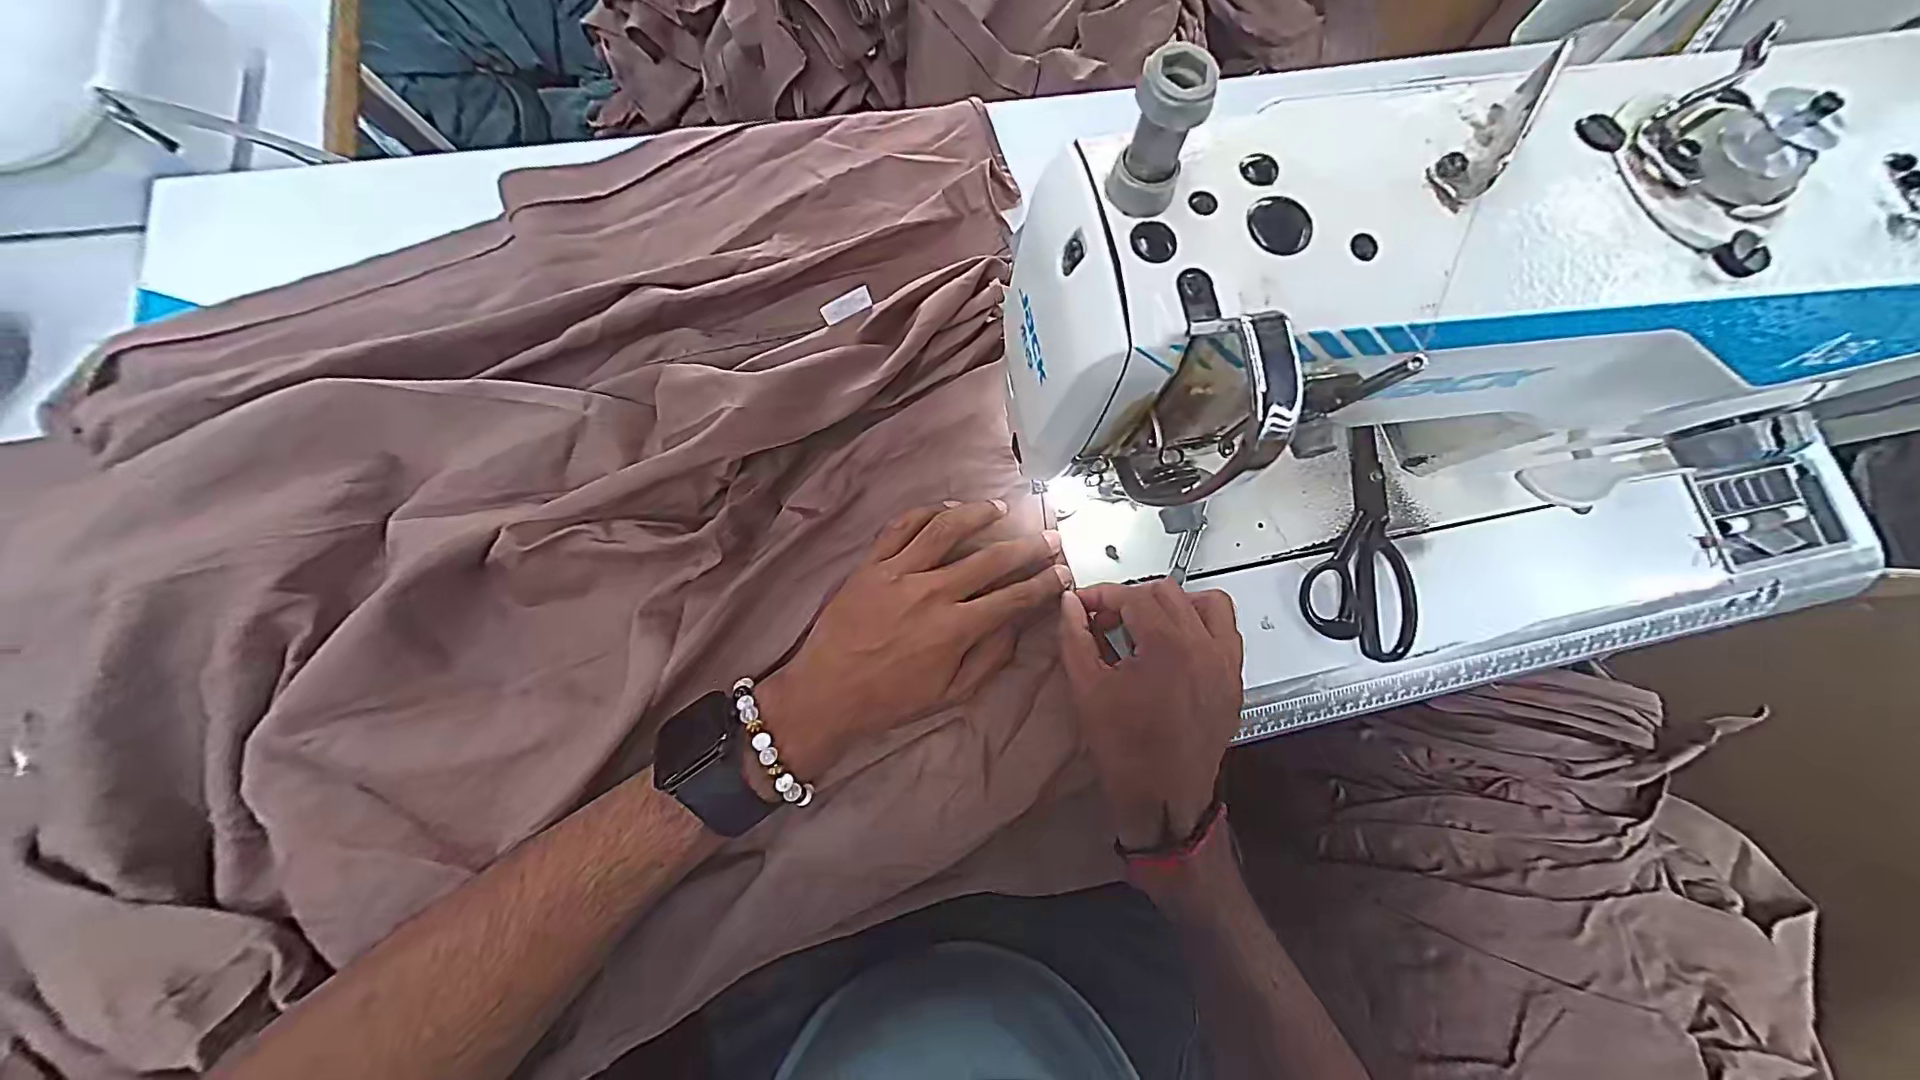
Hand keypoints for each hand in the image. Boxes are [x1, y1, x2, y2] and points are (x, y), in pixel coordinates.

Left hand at [754, 500, 1070, 781]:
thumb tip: (1015, 626)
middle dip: (1028, 547)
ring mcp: (899, 573)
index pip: (1012, 597)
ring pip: (947, 529)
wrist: (826, 693)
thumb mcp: (950, 694)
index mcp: (955, 628)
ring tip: (999, 508)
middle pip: (991, 558)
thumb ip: (989, 659)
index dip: (1043, 583)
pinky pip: (901, 527)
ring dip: (979, 514)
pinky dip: (926, 513)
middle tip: (1048, 538)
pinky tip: (944, 509)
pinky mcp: (872, 564)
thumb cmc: (890, 700)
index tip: (1061, 572)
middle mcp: (932, 593)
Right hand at [1058, 580, 1243, 849]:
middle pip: (1166, 592)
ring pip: (1205, 603)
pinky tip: (1176, 644)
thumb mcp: (1087, 689)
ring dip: (1172, 604)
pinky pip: (1226, 632)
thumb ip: (1074, 638)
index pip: (1131, 596)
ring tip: (1146, 623)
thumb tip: (1071, 607)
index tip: (1084, 605)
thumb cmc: (1128, 753)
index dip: (1100, 596)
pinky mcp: (1233, 681)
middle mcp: (1204, 648)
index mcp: (1168, 646)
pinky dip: (1201, 626)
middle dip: (1130, 598)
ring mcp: (1224, 664)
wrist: (1163, 798)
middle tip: (1106, 619)